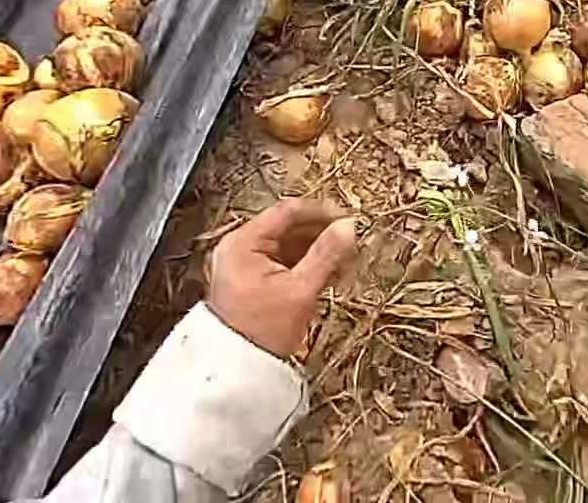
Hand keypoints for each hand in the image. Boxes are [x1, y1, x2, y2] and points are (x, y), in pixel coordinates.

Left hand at [207, 198, 358, 357]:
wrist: (237, 376)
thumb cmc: (262, 334)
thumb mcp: (300, 291)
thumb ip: (326, 254)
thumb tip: (349, 226)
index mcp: (244, 242)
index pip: (287, 211)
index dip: (320, 213)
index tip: (347, 220)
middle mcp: (240, 245)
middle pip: (289, 227)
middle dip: (322, 236)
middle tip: (350, 248)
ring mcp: (244, 261)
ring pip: (289, 243)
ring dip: (318, 252)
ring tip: (343, 269)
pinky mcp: (252, 277)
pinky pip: (284, 260)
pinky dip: (306, 265)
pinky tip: (328, 277)